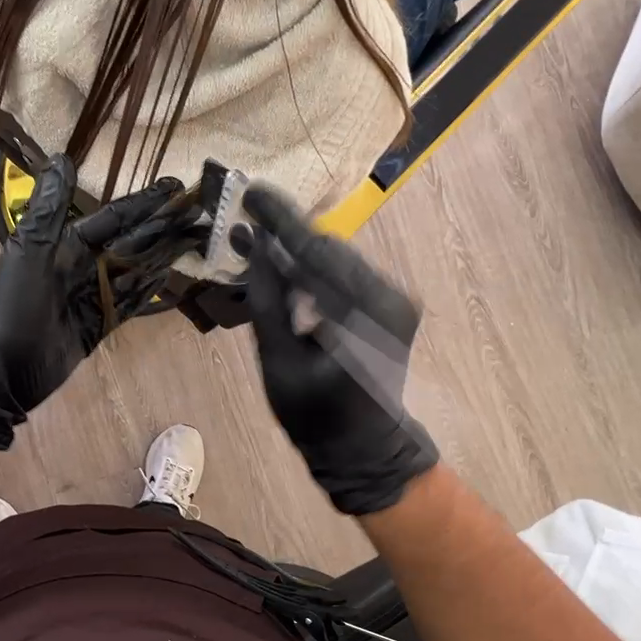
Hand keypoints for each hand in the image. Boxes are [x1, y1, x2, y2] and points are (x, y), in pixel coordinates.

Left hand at [0, 155, 202, 451]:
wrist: (2, 369)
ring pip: (134, 270)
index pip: (114, 217)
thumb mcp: (28, 251)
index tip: (176, 186)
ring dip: (163, 255)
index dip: (145, 202)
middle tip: (201, 211)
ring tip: (196, 238)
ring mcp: (91, 298)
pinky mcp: (97, 326)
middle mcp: (81, 267)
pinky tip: (169, 276)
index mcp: (65, 246)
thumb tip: (60, 157)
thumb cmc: (12, 307)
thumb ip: (48, 209)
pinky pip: (128, 303)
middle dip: (163, 226)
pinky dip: (147, 290)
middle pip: (131, 241)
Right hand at [243, 185, 437, 514]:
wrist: (365, 449)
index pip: (317, 250)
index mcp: (366, 312)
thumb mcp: (278, 361)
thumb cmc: (315, 416)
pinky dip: (310, 271)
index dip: (279, 219)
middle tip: (245, 215)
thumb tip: (255, 247)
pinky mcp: (389, 307)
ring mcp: (395, 301)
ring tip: (254, 239)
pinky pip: (342, 278)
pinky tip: (280, 267)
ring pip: (334, 261)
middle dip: (284, 232)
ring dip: (294, 252)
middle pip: (328, 250)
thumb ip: (267, 301)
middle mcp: (390, 296)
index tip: (249, 191)